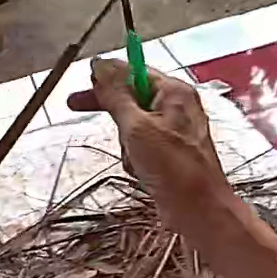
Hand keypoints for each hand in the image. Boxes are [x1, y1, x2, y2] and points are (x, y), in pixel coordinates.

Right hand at [67, 58, 229, 227]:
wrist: (200, 211)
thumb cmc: (173, 168)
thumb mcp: (136, 127)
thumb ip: (115, 95)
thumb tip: (100, 66)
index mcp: (174, 92)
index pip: (134, 71)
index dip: (106, 76)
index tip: (83, 82)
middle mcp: (177, 107)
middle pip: (132, 96)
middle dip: (111, 110)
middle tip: (76, 106)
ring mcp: (174, 131)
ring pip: (133, 124)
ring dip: (124, 141)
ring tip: (132, 157)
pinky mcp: (170, 154)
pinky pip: (141, 145)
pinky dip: (134, 156)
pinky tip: (140, 170)